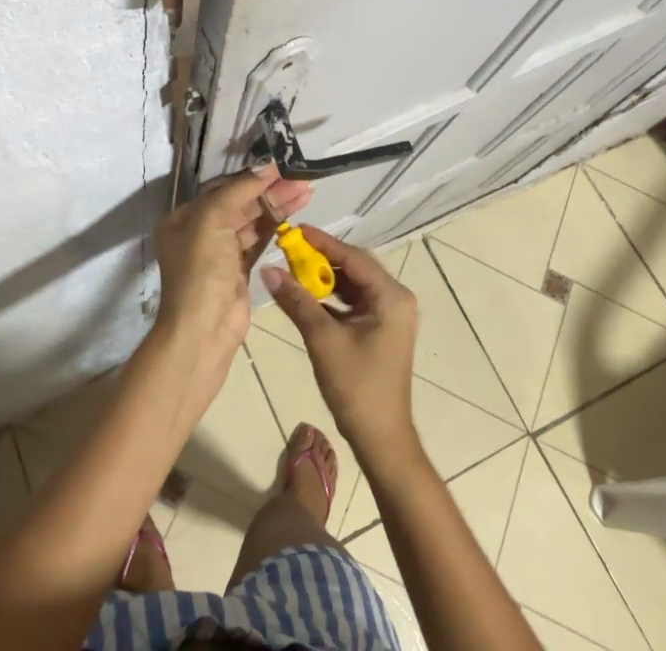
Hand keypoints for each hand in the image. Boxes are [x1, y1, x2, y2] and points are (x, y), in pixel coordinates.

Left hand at [152, 163, 311, 365]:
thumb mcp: (212, 221)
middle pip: (239, 203)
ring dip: (277, 206)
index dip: (252, 177)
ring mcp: (220, 252)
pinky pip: (259, 241)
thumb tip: (265, 167)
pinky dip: (276, 227)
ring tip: (306, 192)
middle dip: (270, 191)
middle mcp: (200, 232)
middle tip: (302, 179)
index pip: (222, 189)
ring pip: (252, 221)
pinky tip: (295, 216)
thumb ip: (238, 191)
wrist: (203, 328)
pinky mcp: (238, 270)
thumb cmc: (201, 270)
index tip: (281, 167)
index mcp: (184, 218)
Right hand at [260, 226, 419, 455]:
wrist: (379, 434)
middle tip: (289, 249)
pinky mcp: (380, 329)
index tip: (295, 230)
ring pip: (353, 285)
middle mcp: (396, 299)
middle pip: (356, 267)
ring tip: (292, 269)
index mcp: (392, 297)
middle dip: (322, 259)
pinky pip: (353, 302)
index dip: (323, 243)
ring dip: (325, 279)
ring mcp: (390, 315)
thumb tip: (269, 270)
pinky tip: (306, 296)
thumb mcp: (323, 339)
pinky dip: (331, 298)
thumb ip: (297, 301)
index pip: (354, 258)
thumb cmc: (356, 386)